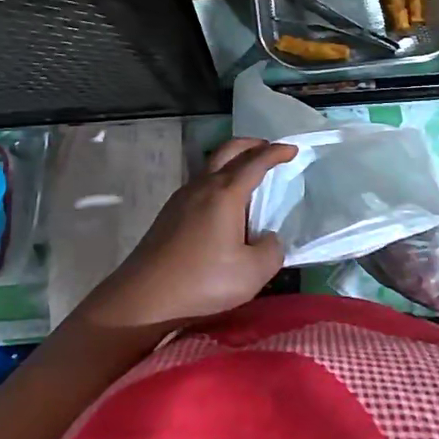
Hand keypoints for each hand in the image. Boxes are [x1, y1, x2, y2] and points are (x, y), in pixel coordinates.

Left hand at [78, 138, 296, 330]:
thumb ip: (271, 250)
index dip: (276, 153)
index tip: (292, 149)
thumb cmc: (203, 280)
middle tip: (269, 149)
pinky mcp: (170, 212)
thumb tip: (268, 238)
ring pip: (210, 166)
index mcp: (224, 194)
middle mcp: (202, 186)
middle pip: (227, 151)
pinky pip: (200, 183)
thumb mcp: (253, 273)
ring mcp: (182, 197)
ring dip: (232, 162)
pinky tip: (224, 203)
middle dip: (251, 145)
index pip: (255, 162)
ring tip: (249, 176)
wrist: (147, 294)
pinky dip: (218, 180)